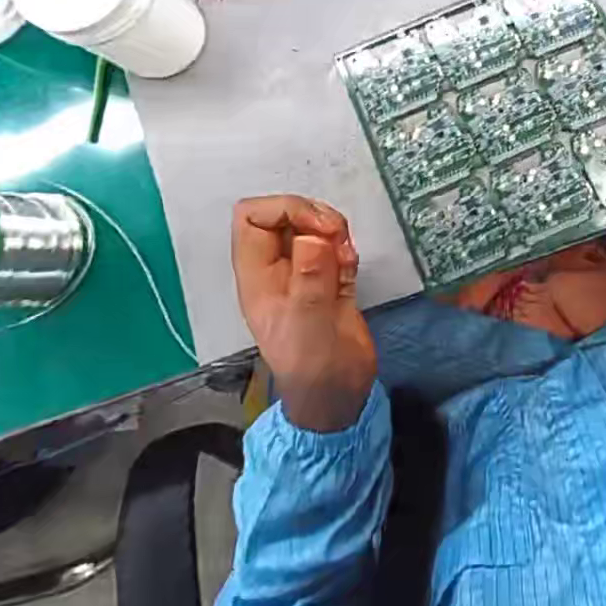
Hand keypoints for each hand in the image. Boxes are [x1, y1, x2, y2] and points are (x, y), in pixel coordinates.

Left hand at [231, 195, 376, 430]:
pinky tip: (352, 268)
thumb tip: (312, 236)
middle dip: (314, 217)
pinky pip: (335, 249)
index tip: (318, 230)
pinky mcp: (331, 282)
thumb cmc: (314, 365)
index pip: (253, 217)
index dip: (284, 210)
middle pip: (285, 216)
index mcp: (258, 275)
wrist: (339, 396)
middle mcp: (278, 269)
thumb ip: (310, 278)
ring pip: (312, 229)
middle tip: (338, 237)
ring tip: (346, 256)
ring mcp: (305, 275)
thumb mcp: (309, 323)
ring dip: (334, 232)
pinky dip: (346, 250)